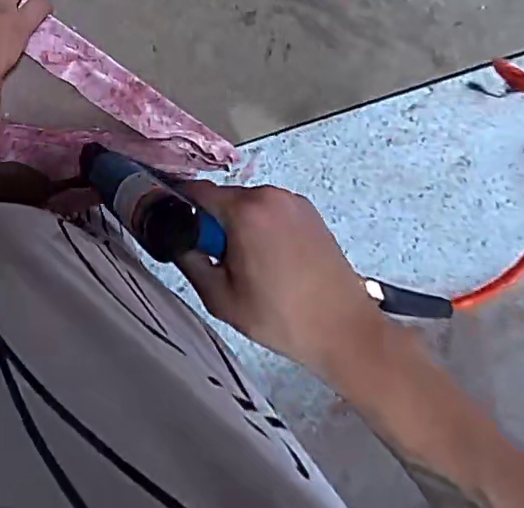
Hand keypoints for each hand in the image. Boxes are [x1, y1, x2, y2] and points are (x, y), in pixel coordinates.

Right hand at [173, 181, 385, 379]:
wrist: (346, 332)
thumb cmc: (282, 318)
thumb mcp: (221, 298)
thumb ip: (189, 262)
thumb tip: (176, 241)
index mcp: (245, 211)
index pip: (197, 191)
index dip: (183, 208)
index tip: (185, 234)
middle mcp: (269, 195)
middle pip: (224, 198)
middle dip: (216, 224)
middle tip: (224, 263)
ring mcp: (293, 201)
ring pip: (248, 205)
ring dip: (241, 226)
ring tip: (254, 267)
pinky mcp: (310, 212)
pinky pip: (272, 211)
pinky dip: (265, 228)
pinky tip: (275, 262)